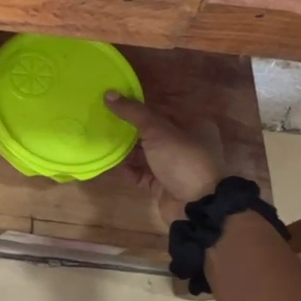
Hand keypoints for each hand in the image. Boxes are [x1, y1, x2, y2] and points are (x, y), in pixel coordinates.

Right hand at [104, 92, 224, 222]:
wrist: (197, 208)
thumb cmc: (182, 160)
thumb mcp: (157, 130)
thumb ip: (133, 112)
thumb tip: (109, 93)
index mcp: (194, 126)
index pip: (163, 111)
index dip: (140, 107)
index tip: (116, 103)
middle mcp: (188, 145)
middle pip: (154, 133)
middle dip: (130, 129)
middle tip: (105, 120)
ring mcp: (177, 167)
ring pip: (148, 154)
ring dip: (128, 149)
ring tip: (103, 140)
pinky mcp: (166, 186)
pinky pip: (144, 174)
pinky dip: (130, 169)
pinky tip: (112, 163)